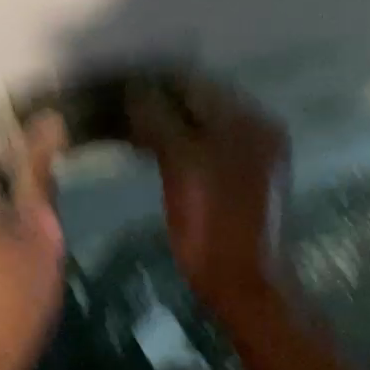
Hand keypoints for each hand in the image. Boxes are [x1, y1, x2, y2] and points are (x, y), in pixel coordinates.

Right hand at [127, 76, 289, 304]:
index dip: (151, 82)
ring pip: (197, 121)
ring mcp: (251, 151)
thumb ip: (159, 119)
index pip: (192, 82)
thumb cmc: (212, 227)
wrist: (245, 287)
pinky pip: (204, 142)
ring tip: (123, 125)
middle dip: (156, 100)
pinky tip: (147, 147)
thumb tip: (133, 88)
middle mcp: (255, 126)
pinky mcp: (242, 174)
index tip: (113, 86)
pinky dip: (175, 140)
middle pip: (196, 99)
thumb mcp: (182, 165)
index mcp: (248, 118)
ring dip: (162, 120)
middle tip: (114, 106)